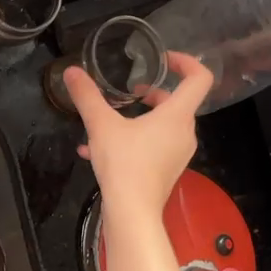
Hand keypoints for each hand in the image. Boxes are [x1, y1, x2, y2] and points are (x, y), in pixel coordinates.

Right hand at [64, 52, 212, 212]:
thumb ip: (87, 96)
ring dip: (141, 118)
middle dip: (154, 94)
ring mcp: (178, 153)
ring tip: (110, 122)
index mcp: (177, 115)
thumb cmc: (123, 163)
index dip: (186, 62)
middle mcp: (185, 132)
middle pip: (178, 103)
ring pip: (164, 126)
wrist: (132, 211)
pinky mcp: (167, 170)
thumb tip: (71, 71)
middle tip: (130, 94)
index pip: (199, 78)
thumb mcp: (100, 125)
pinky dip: (134, 140)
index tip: (164, 59)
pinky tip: (99, 150)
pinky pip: (154, 146)